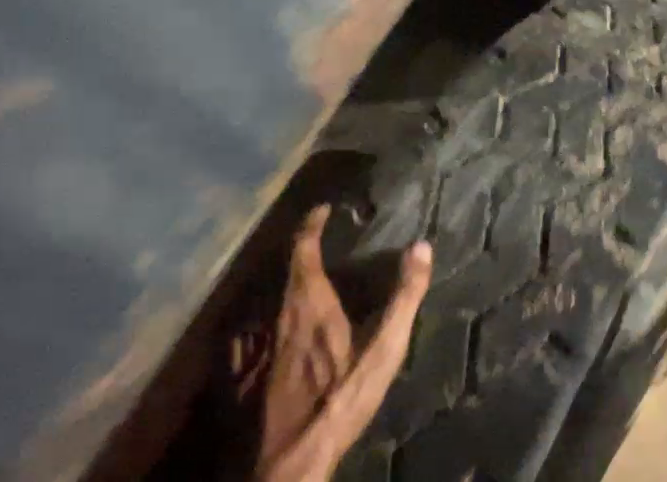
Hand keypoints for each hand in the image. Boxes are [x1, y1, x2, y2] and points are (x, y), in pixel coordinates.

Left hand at [242, 206, 432, 481]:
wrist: (286, 462)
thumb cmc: (340, 400)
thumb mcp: (383, 349)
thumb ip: (404, 297)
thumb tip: (422, 246)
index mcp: (309, 306)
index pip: (303, 252)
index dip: (311, 226)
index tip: (322, 209)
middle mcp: (276, 318)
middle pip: (282, 272)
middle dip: (300, 250)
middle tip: (319, 238)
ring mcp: (255, 348)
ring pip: (267, 300)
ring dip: (285, 281)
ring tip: (304, 277)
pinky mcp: (244, 375)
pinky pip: (254, 329)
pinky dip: (268, 314)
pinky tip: (274, 328)